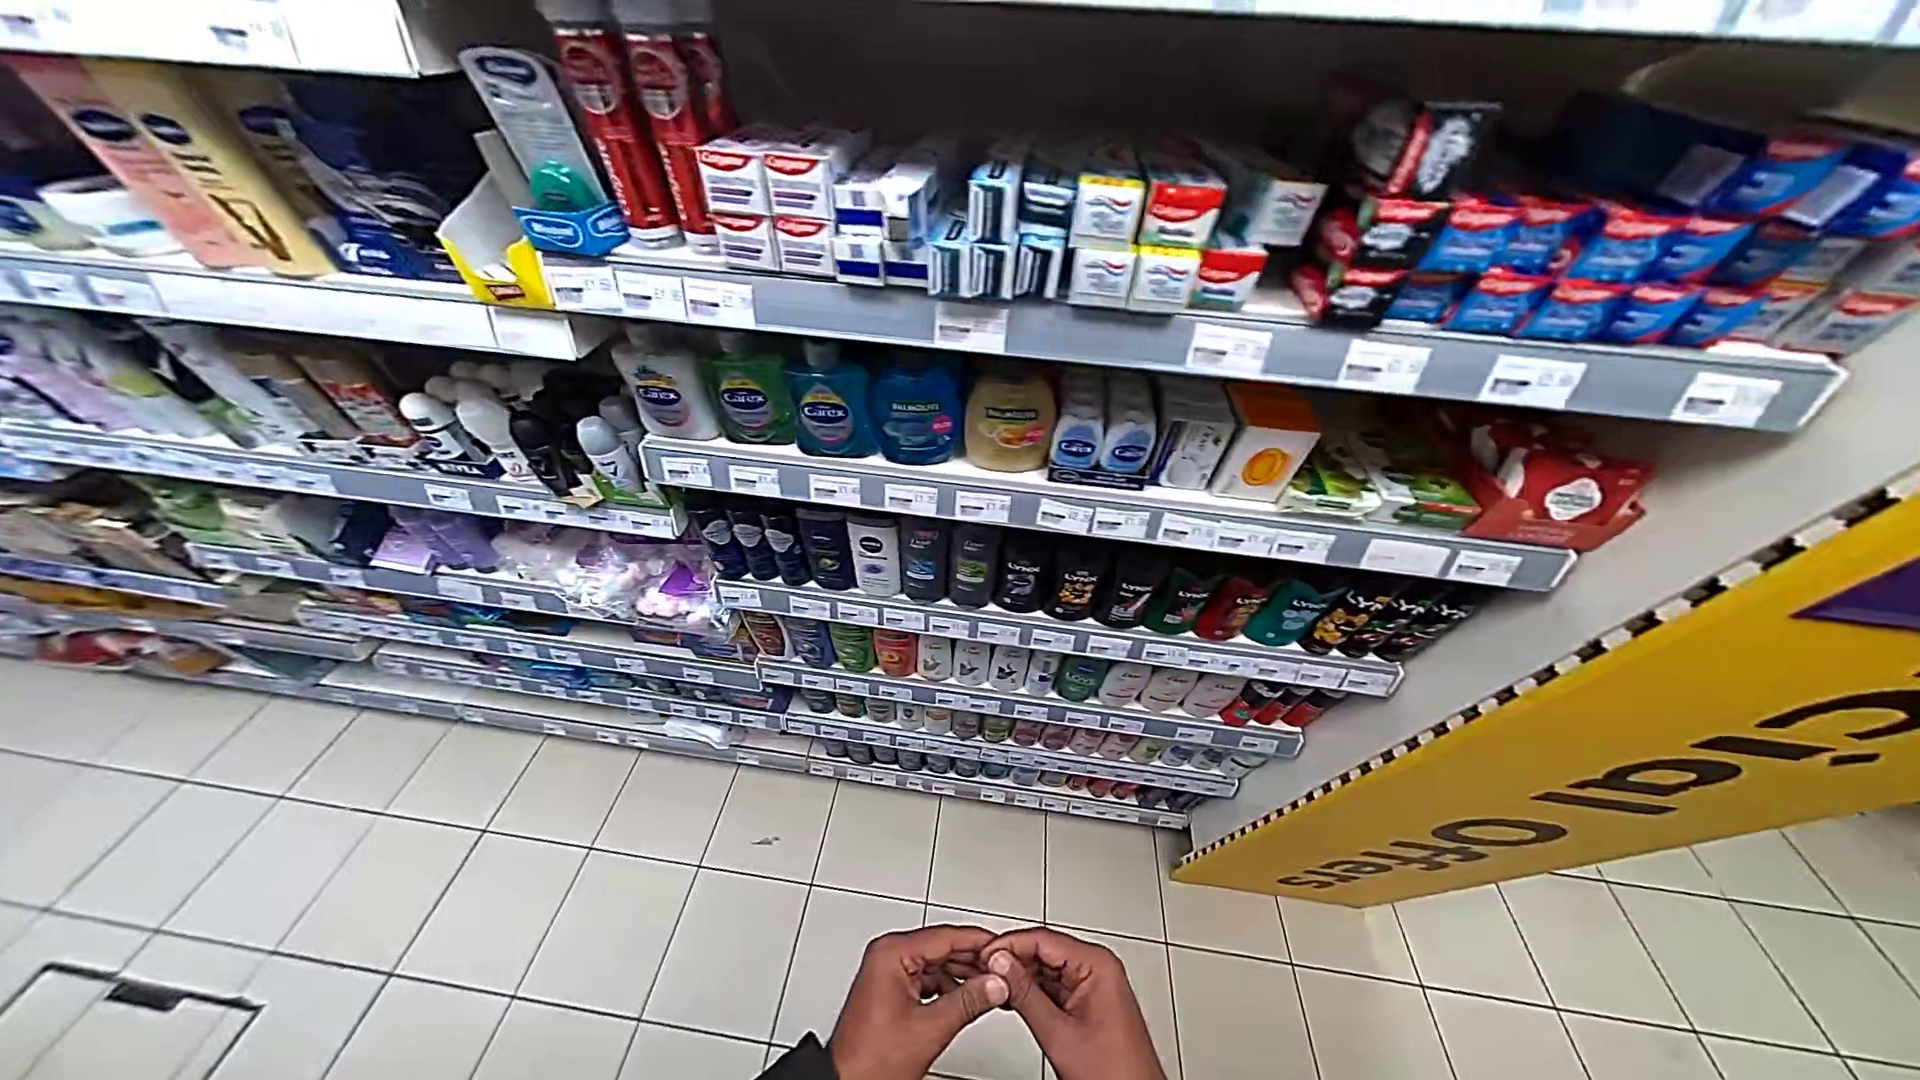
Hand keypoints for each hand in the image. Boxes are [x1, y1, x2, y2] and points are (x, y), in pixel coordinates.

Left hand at [828, 924, 1009, 1079]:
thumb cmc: (869, 1061)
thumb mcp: (929, 1029)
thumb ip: (967, 1001)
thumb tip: (994, 983)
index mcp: (892, 953)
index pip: (945, 936)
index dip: (978, 942)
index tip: (1002, 946)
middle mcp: (888, 954)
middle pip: (942, 947)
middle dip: (973, 960)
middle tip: (1002, 968)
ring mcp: (889, 970)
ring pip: (937, 962)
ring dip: (963, 974)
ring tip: (990, 984)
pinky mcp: (892, 987)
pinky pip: (927, 977)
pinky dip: (948, 986)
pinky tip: (967, 996)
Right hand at [981, 927, 1166, 1079]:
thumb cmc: (1116, 1076)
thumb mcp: (1060, 1034)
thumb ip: (1026, 994)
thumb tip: (1001, 963)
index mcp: (1097, 964)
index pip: (1044, 939)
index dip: (1011, 945)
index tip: (986, 954)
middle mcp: (1098, 967)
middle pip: (1044, 950)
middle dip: (1013, 960)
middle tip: (984, 970)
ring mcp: (1093, 983)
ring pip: (1046, 968)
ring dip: (1020, 977)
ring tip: (994, 984)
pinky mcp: (1088, 1000)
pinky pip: (1053, 985)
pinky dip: (1032, 991)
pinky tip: (1012, 997)